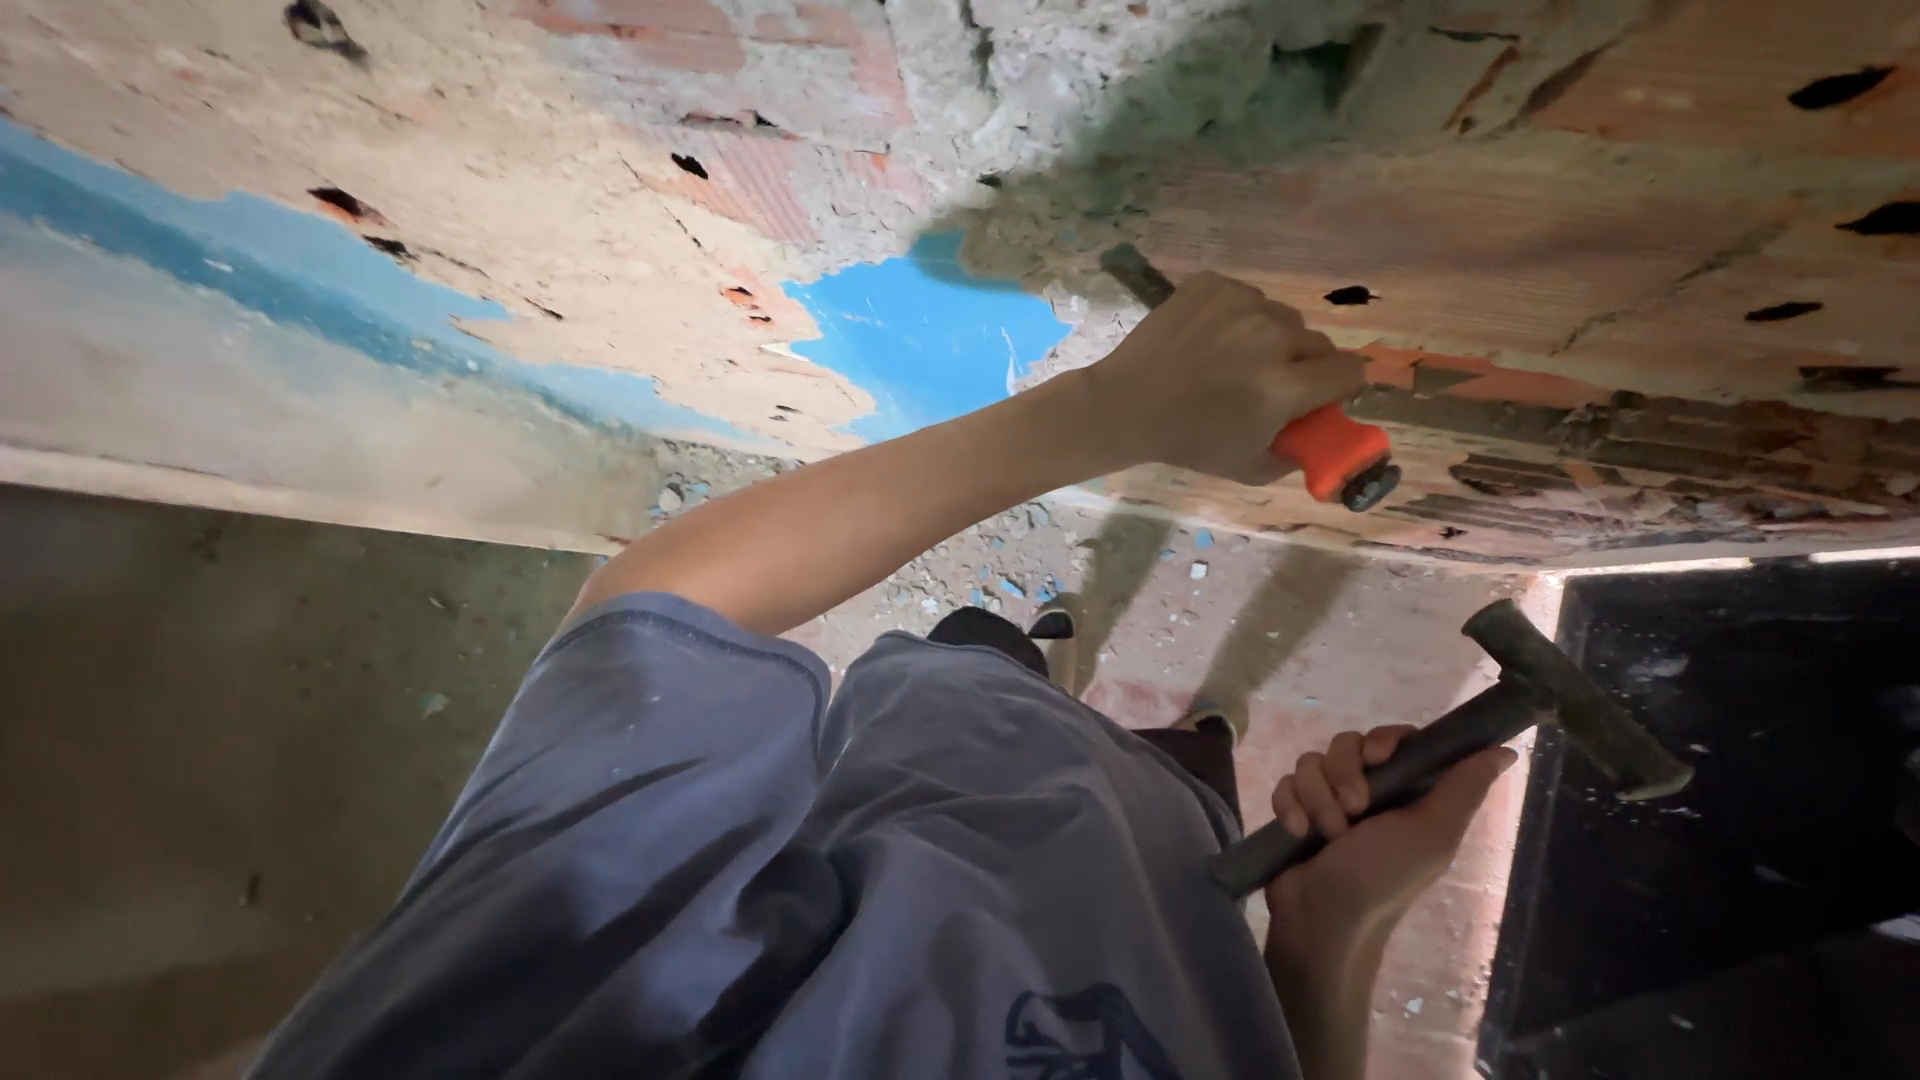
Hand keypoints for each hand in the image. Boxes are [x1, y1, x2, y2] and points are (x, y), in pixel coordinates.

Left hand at [1082, 272, 1364, 484]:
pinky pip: (1248, 298)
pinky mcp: (1212, 285)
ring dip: (1269, 338)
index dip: (1336, 386)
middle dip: (1302, 365)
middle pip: (1318, 344)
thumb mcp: (1249, 466)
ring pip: (1282, 318)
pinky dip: (1237, 317)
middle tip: (1265, 382)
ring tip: (1230, 360)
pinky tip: (1209, 340)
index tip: (1316, 394)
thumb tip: (1330, 431)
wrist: (1124, 406)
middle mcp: (1270, 337)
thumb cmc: (1188, 441)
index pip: (1350, 371)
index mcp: (1284, 386)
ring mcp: (1240, 304)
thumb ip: (1300, 453)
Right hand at [1266, 726, 1516, 944]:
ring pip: (1310, 763)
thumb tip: (1507, 750)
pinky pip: (1285, 784)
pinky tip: (1297, 832)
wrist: (1322, 918)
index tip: (1375, 759)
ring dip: (1315, 798)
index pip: (1396, 739)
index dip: (1381, 740)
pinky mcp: (1295, 810)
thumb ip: (1463, 789)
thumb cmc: (1383, 878)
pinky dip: (1289, 807)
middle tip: (1352, 810)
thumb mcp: (1430, 836)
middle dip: (1341, 775)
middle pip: (1346, 744)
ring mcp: (1327, 800)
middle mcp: (1367, 791)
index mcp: (1407, 794)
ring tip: (1323, 833)